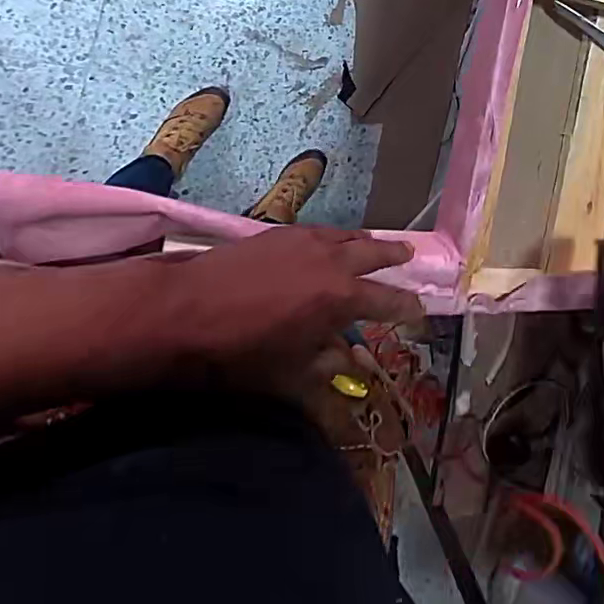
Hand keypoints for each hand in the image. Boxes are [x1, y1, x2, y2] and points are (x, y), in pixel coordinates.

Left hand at [97, 225, 422, 390]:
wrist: (183, 308)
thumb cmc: (239, 351)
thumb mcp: (289, 372)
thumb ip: (326, 366)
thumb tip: (350, 364)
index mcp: (343, 297)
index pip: (390, 302)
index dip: (409, 309)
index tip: (420, 313)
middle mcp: (334, 261)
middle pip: (376, 255)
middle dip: (396, 259)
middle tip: (410, 258)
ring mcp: (308, 241)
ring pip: (350, 237)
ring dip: (368, 243)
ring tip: (377, 246)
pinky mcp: (284, 233)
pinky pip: (324, 231)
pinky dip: (338, 237)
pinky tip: (332, 242)